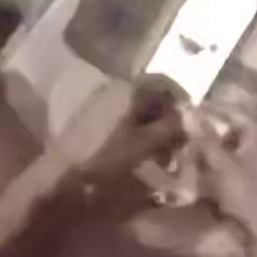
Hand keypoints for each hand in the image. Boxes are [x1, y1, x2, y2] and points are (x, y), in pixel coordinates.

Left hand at [51, 77, 187, 190]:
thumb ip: (169, 128)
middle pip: (152, 97)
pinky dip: (138, 132)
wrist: (62, 173)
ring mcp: (102, 101)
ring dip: (155, 129)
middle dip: (169, 120)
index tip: (194, 124)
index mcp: (130, 88)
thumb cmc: (106, 157)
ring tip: (164, 157)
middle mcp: (116, 87)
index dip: (183, 102)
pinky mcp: (93, 118)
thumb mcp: (143, 144)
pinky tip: (142, 153)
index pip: (167, 84)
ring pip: (138, 110)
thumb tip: (191, 117)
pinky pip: (124, 119)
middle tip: (180, 146)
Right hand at [188, 105, 256, 240]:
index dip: (208, 108)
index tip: (186, 108)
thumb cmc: (244, 195)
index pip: (232, 108)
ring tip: (192, 140)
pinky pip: (236, 153)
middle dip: (211, 124)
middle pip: (234, 123)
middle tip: (187, 124)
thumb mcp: (221, 164)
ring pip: (234, 138)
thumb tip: (187, 109)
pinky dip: (221, 153)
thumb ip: (205, 137)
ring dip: (214, 139)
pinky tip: (205, 158)